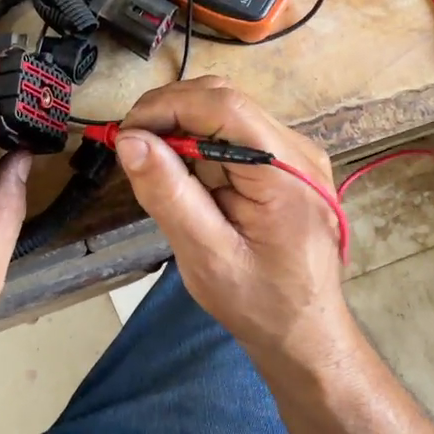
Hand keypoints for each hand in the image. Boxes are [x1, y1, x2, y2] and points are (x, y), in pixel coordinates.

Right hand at [114, 76, 349, 363]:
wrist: (306, 336)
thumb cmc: (259, 303)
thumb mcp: (206, 256)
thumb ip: (169, 195)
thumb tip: (129, 139)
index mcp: (287, 171)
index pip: (222, 106)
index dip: (167, 106)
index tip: (127, 133)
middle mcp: (297, 149)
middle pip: (222, 98)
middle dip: (168, 110)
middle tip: (133, 144)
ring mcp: (293, 152)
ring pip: (223, 108)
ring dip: (179, 122)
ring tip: (153, 158)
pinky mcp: (282, 159)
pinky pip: (230, 128)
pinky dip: (195, 136)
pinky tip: (180, 168)